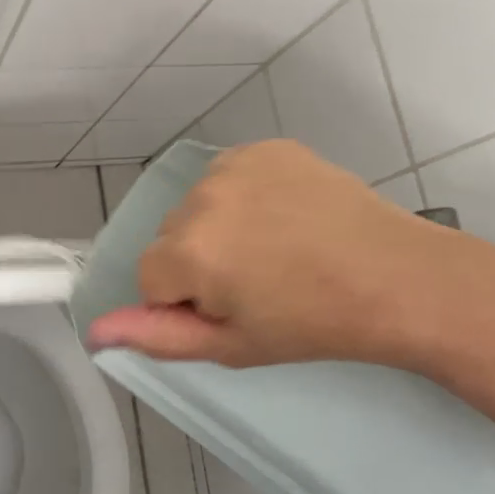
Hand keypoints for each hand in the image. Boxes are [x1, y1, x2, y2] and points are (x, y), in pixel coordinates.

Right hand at [87, 139, 494, 369]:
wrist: (398, 279)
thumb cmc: (313, 324)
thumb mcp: (233, 345)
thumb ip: (158, 335)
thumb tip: (96, 329)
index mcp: (188, 252)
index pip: (150, 277)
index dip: (188, 300)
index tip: (235, 309)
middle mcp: (200, 199)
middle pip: (171, 237)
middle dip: (200, 260)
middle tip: (259, 283)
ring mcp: (235, 166)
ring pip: (198, 205)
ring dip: (219, 226)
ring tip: (276, 248)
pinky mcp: (266, 148)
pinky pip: (230, 175)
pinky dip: (244, 194)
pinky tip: (284, 215)